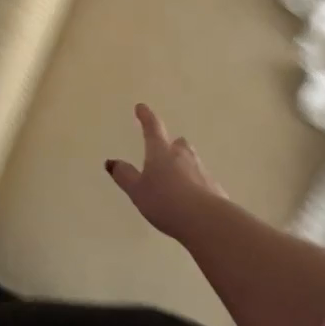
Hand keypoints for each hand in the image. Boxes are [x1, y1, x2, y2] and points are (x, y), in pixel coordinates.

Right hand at [107, 104, 227, 242]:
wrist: (205, 218)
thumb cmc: (165, 201)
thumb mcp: (137, 191)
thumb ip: (125, 176)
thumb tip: (111, 162)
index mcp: (161, 151)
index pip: (152, 128)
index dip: (146, 116)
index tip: (141, 107)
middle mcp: (183, 154)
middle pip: (177, 144)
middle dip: (169, 146)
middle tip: (162, 155)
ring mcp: (201, 169)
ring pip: (190, 160)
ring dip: (182, 166)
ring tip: (173, 181)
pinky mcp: (213, 186)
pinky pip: (200, 180)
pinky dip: (194, 184)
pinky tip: (189, 200)